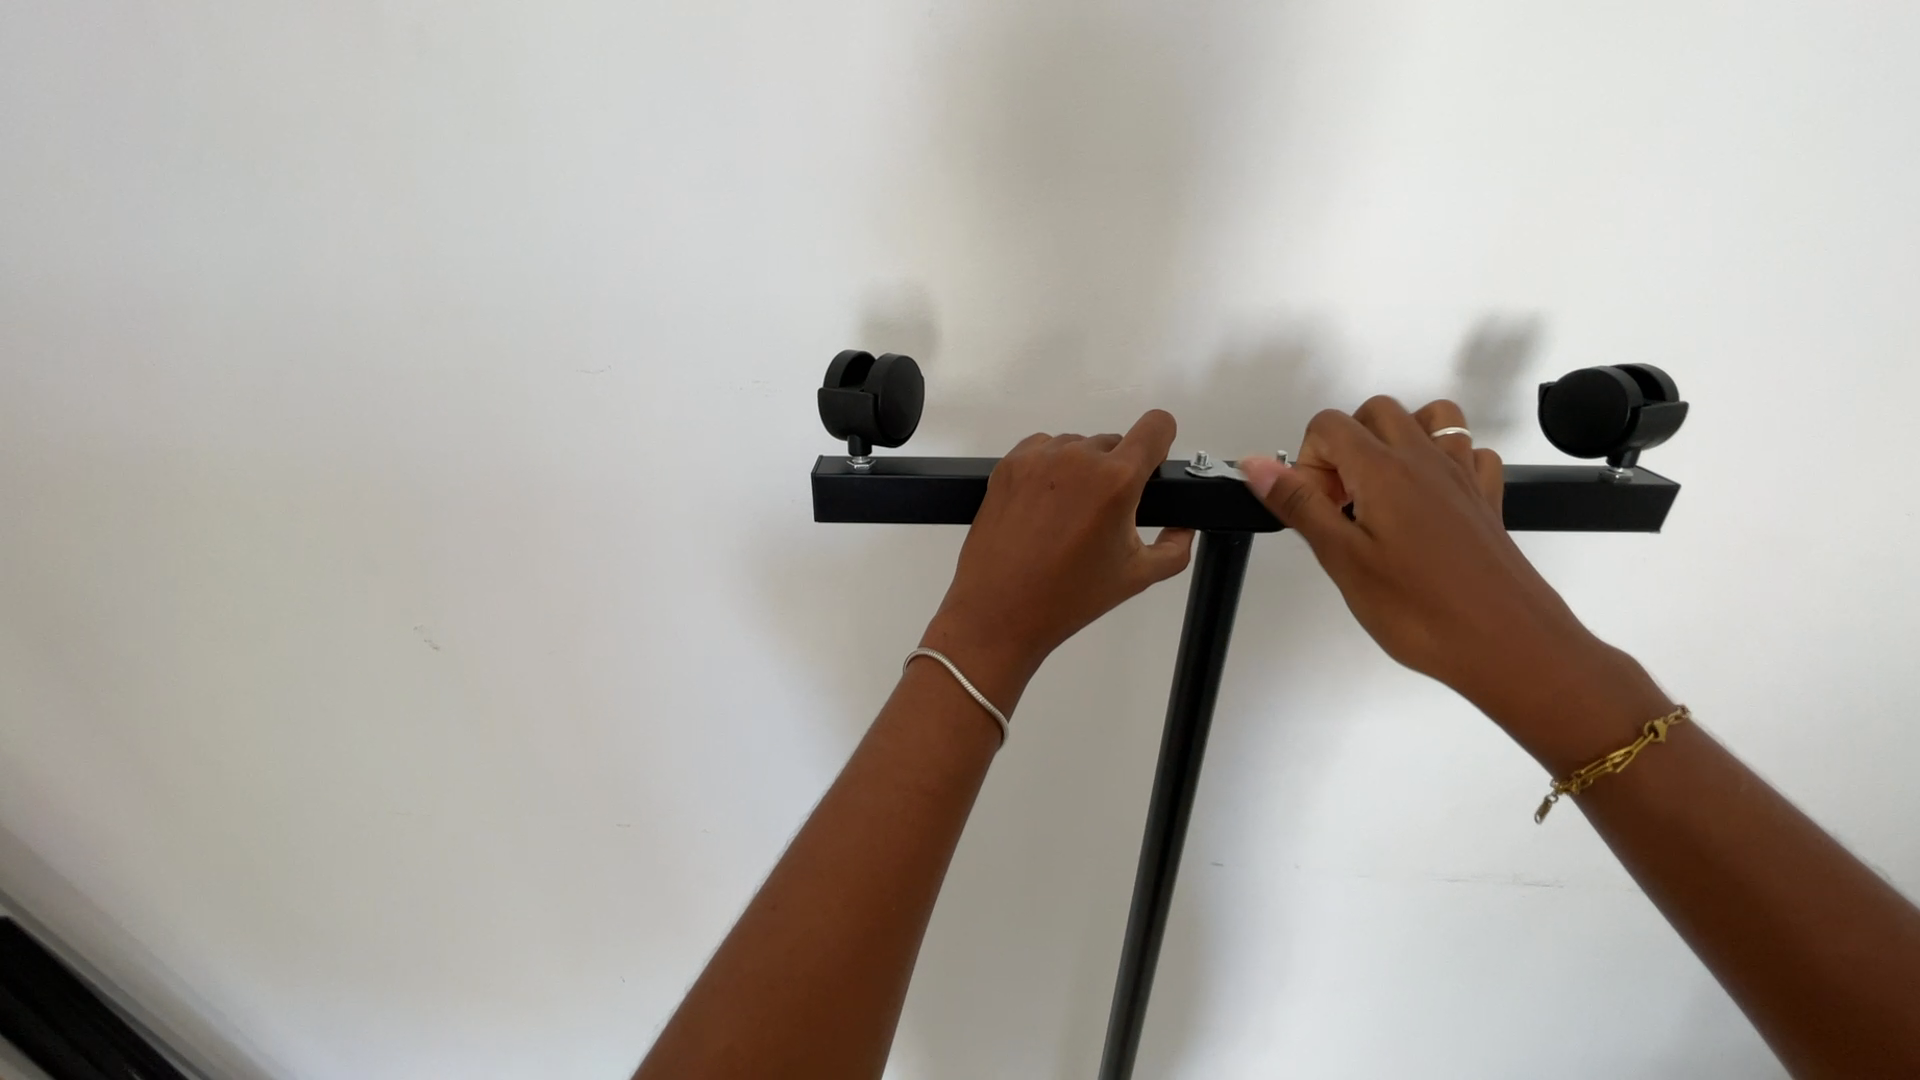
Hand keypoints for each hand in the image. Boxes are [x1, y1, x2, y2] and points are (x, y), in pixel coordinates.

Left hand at [921, 410, 1194, 707]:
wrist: (999, 610)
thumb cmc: (1070, 597)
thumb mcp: (1137, 577)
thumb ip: (1175, 547)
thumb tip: (1182, 526)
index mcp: (1117, 480)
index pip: (1156, 425)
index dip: (1160, 441)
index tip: (1151, 465)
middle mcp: (1078, 457)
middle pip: (1114, 443)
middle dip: (1116, 472)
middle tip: (1101, 516)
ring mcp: (1039, 458)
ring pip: (1076, 447)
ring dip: (1081, 471)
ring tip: (1067, 516)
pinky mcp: (1008, 464)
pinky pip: (1042, 451)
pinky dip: (1048, 470)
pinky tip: (1043, 507)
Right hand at [1237, 397, 1616, 723]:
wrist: (1508, 644)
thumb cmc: (1425, 610)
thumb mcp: (1341, 558)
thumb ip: (1298, 504)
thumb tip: (1257, 466)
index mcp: (1384, 471)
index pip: (1327, 426)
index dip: (1306, 462)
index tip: (1313, 506)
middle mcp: (1426, 461)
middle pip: (1374, 412)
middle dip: (1343, 446)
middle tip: (1337, 501)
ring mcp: (1462, 477)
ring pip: (1428, 419)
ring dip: (1394, 440)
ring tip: (1376, 490)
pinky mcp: (1485, 500)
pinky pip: (1467, 452)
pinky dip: (1442, 461)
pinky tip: (1424, 498)